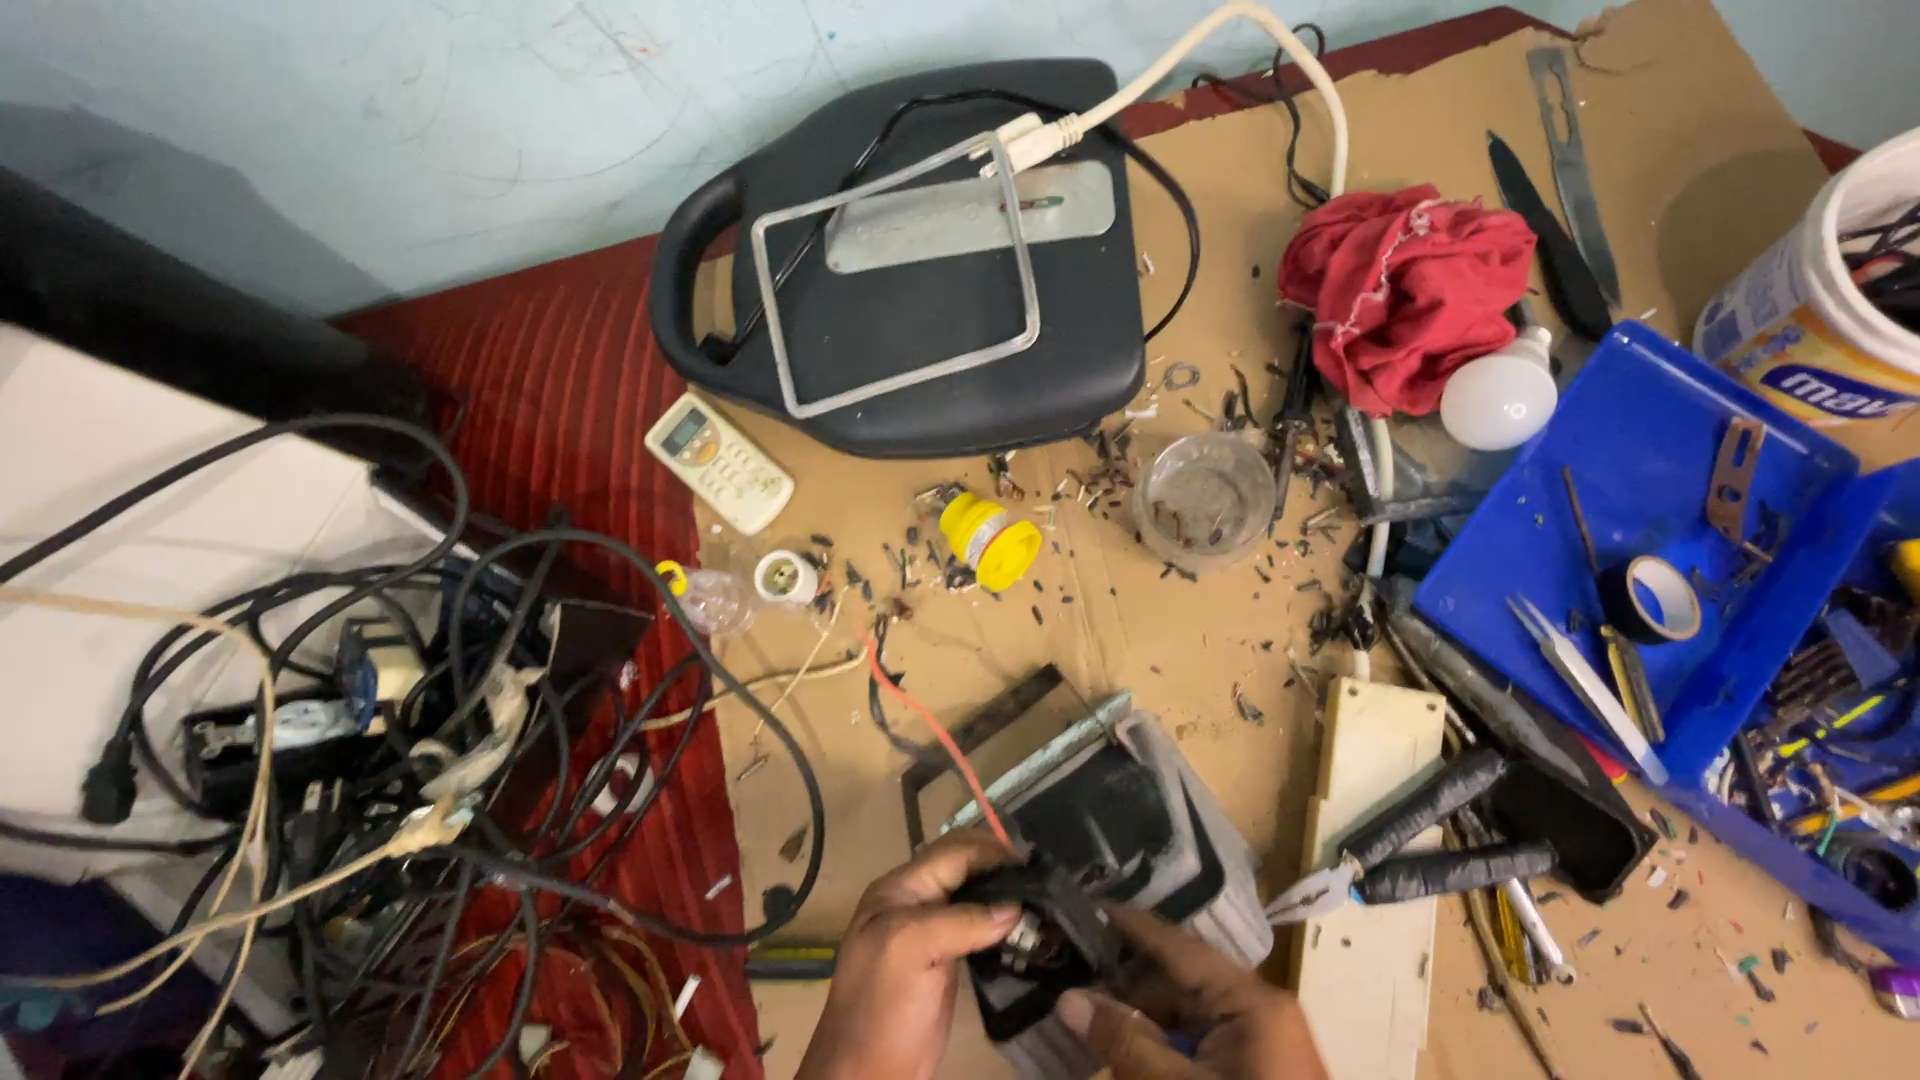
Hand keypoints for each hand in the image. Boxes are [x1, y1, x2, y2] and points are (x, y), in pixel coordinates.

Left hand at [795, 830, 1019, 1079]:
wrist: (867, 1076)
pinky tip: (1025, 930)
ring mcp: (929, 932)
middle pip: (963, 868)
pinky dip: (1000, 923)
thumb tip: (1015, 907)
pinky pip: (976, 928)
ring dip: (1002, 894)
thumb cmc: (882, 1006)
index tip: (1032, 864)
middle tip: (1042, 881)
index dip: (990, 852)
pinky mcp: (944, 960)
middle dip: (999, 868)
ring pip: (972, 896)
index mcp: (899, 888)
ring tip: (1042, 902)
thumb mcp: (911, 949)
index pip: (952, 852)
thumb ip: (961, 921)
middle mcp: (914, 901)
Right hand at [1054, 905, 1327, 1079]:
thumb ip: (1124, 1041)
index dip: (1131, 925)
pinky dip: (1167, 1045)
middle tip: (1075, 975)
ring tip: (1092, 1017)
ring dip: (1144, 1018)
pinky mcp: (1259, 1069)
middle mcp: (1261, 1008)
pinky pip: (1204, 1042)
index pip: (1179, 945)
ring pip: (1189, 1013)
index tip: (1087, 905)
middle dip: (1129, 983)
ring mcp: (1263, 1041)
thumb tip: (1069, 998)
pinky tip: (1130, 1051)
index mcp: (1252, 1001)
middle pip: (1181, 980)